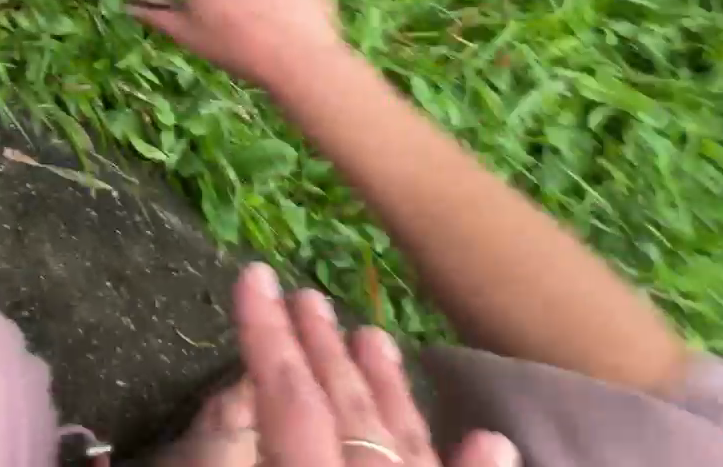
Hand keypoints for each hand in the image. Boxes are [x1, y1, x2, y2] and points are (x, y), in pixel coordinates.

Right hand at [234, 263, 520, 466]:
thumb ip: (229, 449)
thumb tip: (237, 391)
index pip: (288, 395)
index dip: (267, 332)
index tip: (254, 273)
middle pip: (350, 409)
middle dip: (322, 348)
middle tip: (303, 293)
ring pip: (409, 443)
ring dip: (388, 387)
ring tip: (372, 335)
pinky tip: (493, 440)